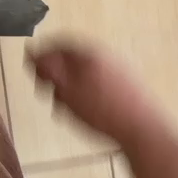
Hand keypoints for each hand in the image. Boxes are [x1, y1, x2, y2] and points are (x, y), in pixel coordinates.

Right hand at [31, 39, 176, 151]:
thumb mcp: (66, 90)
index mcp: (89, 52)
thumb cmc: (101, 110)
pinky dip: (86, 94)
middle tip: (46, 92)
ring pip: (84, 75)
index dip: (41, 56)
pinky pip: (99, 85)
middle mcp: (105, 56)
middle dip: (56, 75)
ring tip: (64, 107)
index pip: (58, 44)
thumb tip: (31, 52)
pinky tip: (83, 112)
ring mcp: (120, 72)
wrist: (146, 134)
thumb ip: (48, 69)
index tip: (32, 72)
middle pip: (71, 59)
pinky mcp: (129, 89)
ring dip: (70, 88)